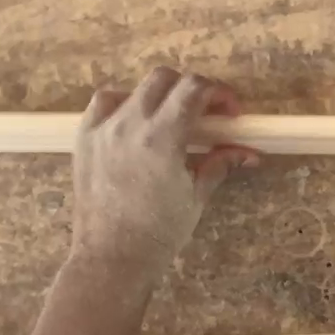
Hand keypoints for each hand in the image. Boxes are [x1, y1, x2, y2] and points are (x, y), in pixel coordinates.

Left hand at [69, 67, 257, 284]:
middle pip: (165, 78)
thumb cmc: (160, 232)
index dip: (219, 93)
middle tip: (207, 114)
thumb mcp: (196, 196)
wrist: (112, 256)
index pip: (194, 89)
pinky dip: (126, 103)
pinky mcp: (85, 137)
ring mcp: (103, 128)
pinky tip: (136, 123)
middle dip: (192, 90)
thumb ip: (220, 164)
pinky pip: (105, 102)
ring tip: (171, 120)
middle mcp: (129, 123)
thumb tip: (249, 153)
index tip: (231, 112)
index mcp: (162, 138)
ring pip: (136, 88)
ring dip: (160, 95)